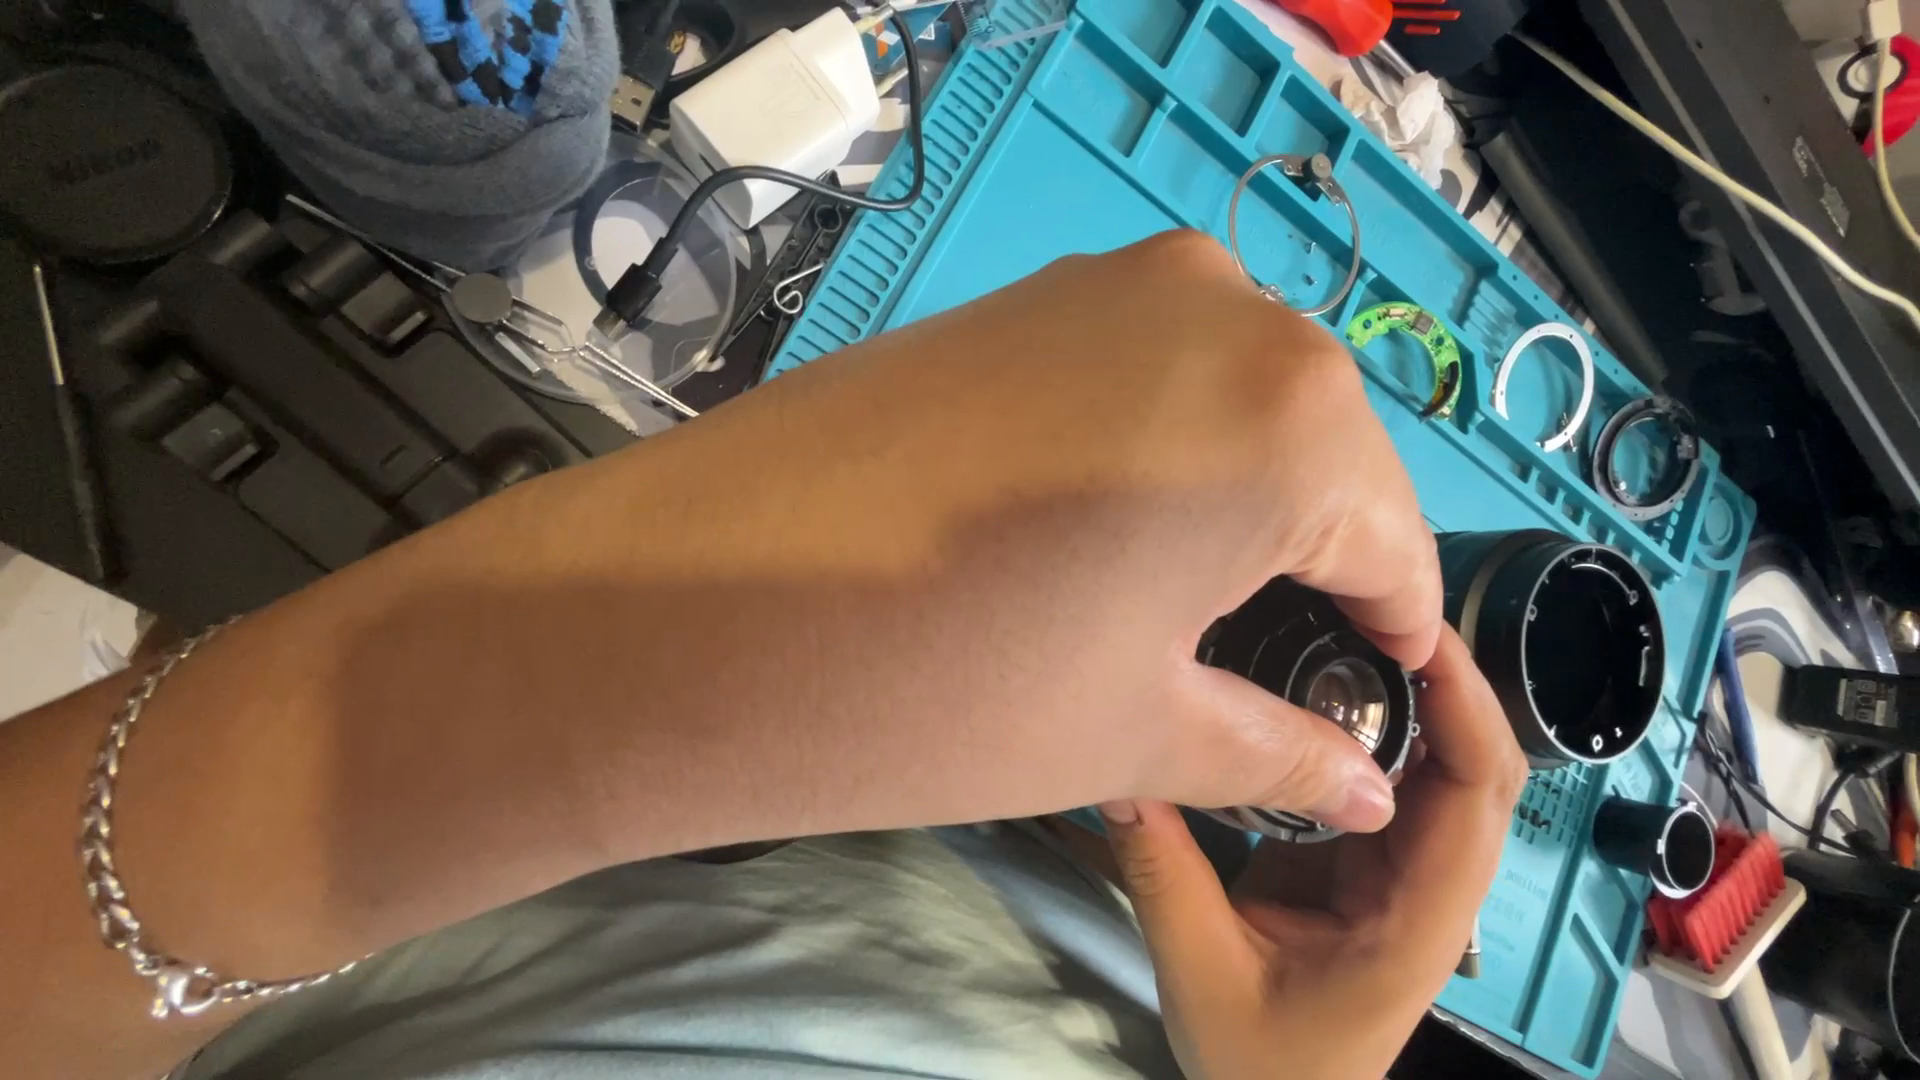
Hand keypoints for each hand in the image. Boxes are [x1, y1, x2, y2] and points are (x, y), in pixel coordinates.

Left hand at [538, 229, 1443, 848]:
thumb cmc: (948, 682)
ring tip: (1153, 596)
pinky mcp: (1027, 295)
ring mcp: (1112, 283)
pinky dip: (1149, 450)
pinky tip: (1084, 523)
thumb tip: (1367, 780)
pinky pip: (1144, 377)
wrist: (704, 593)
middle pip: (1317, 463)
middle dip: (1301, 565)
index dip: (1385, 637)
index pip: (1398, 544)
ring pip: (1230, 409)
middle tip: (1241, 661)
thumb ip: (1278, 752)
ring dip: (1224, 503)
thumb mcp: (1138, 731)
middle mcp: (1221, 309)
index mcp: (1289, 416)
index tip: (1360, 700)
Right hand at [1101, 627, 1528, 1079]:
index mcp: (1413, 918)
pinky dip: (1351, 724)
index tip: (1418, 636)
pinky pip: (1367, 779)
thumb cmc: (1259, 1066)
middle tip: (1369, 603)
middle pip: (1465, 768)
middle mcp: (1420, 883)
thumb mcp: (1199, 969)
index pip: (1473, 800)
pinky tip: (1300, 682)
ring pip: (1420, 768)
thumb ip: (1161, 869)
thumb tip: (1118, 768)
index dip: (1465, 711)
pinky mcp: (1351, 860)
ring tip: (1336, 623)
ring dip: (1397, 695)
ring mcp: (1387, 867)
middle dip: (1436, 681)